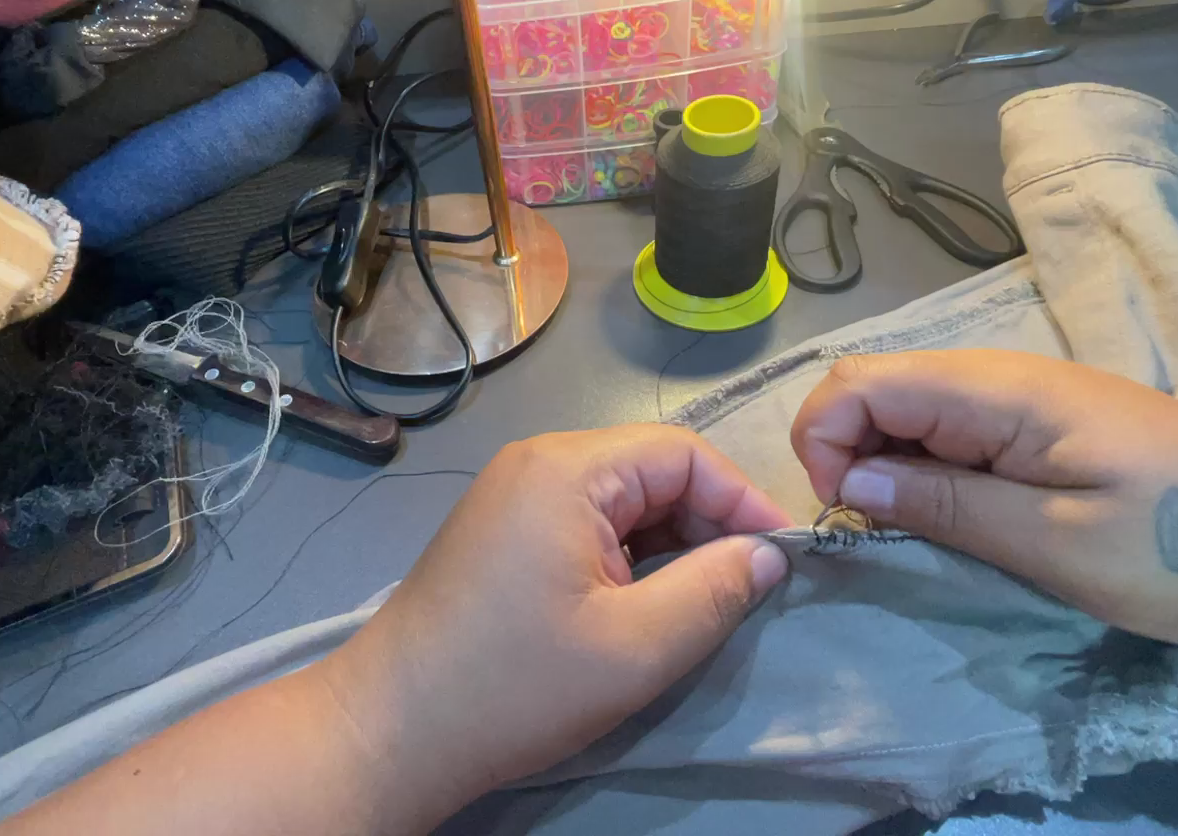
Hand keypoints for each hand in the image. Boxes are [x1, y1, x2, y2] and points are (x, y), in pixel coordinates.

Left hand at [319, 426, 792, 827]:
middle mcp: (537, 460)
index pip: (679, 453)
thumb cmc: (515, 684)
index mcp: (566, 467)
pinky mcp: (504, 524)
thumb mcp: (633, 648)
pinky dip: (628, 551)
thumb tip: (768, 553)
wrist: (395, 724)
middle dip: (706, 521)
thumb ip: (713, 590)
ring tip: (701, 597)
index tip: (782, 557)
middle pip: (648, 469)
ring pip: (619, 496)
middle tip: (745, 586)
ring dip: (669, 539)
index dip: (739, 498)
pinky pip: (585, 518)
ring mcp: (514, 490)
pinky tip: (643, 596)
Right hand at [790, 351, 1177, 647]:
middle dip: (838, 447)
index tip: (844, 510)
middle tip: (868, 522)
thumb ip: (944, 505)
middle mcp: (987, 374)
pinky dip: (907, 463)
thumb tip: (847, 484)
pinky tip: (936, 505)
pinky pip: (931, 425)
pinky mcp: (1020, 418)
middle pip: (865, 384)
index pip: (856, 382)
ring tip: (904, 522)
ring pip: (892, 404)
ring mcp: (1004, 393)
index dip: (822, 439)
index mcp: (992, 389)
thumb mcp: (1062, 544)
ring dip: (871, 458)